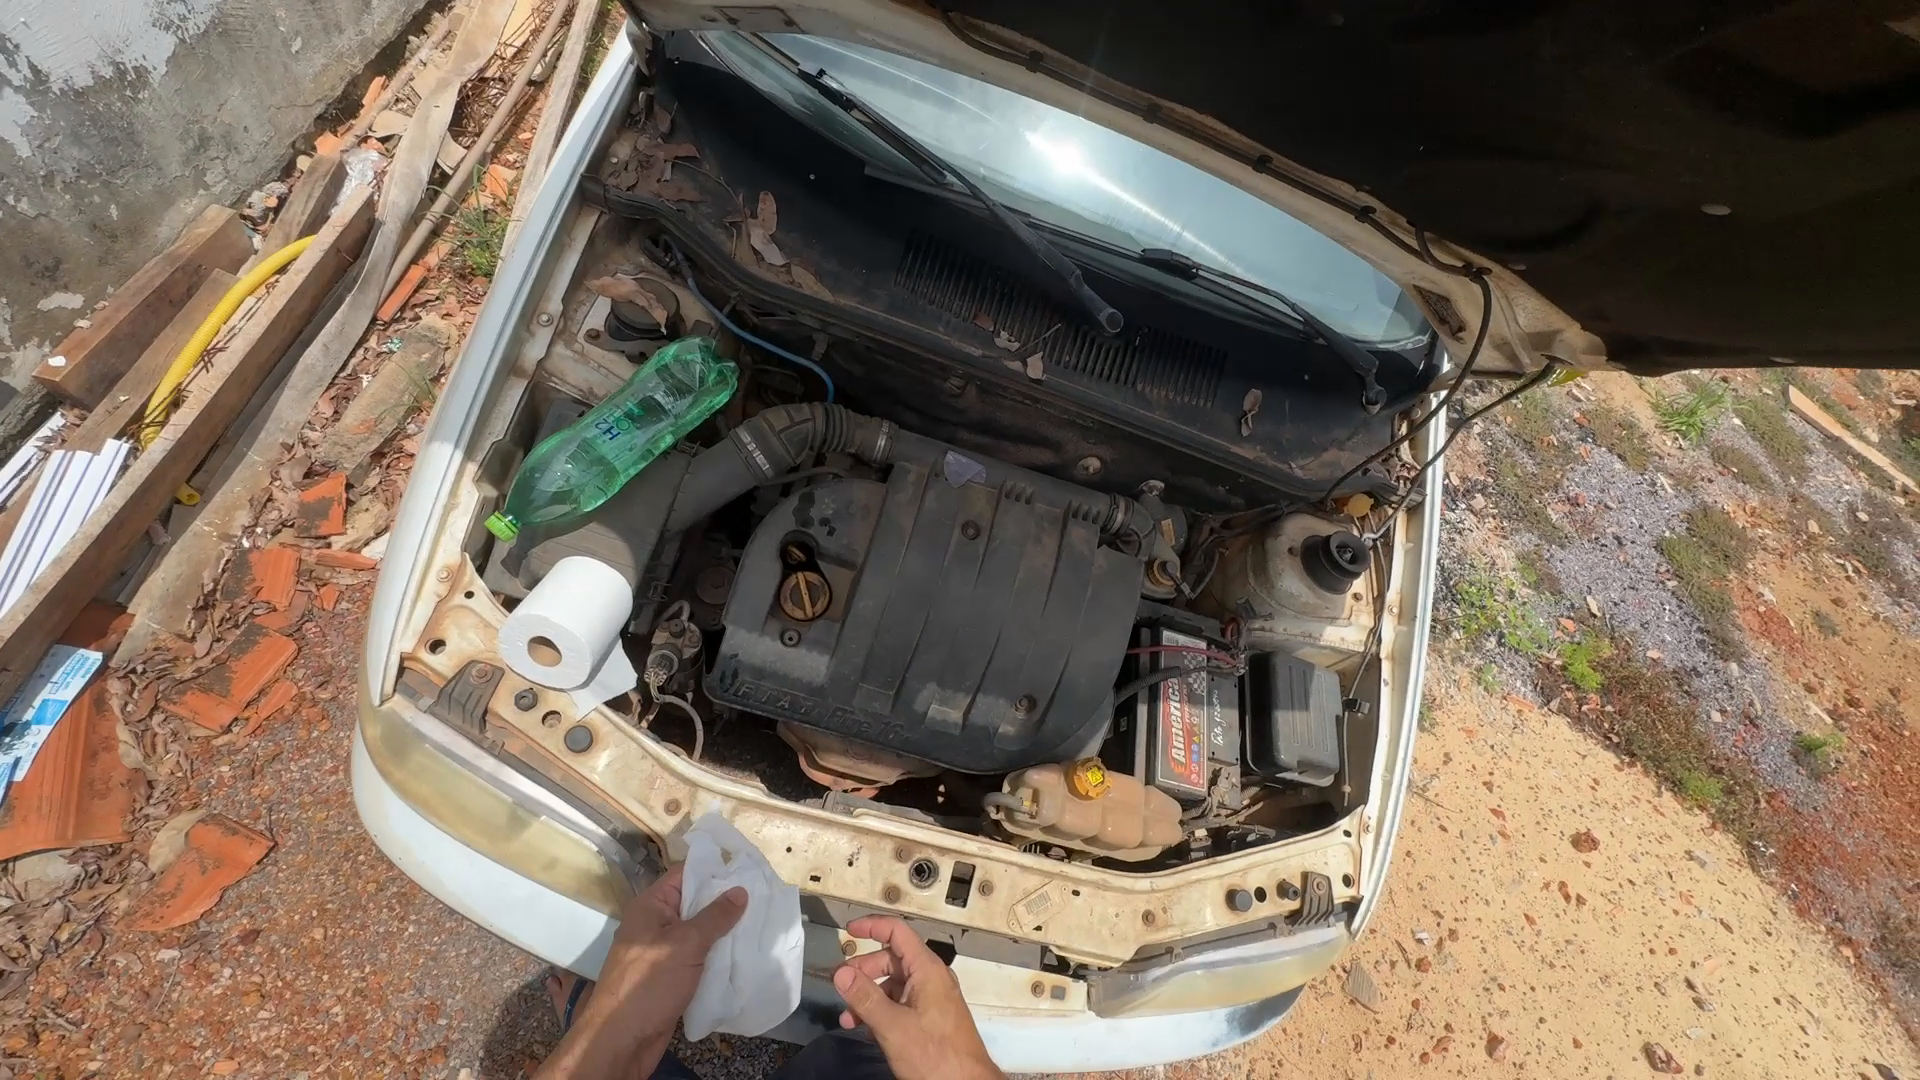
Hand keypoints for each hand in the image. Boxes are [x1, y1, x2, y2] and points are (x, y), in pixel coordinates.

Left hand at [538, 864, 745, 1077]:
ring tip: (757, 920)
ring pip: (698, 930)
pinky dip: (716, 953)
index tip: (746, 867)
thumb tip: (740, 890)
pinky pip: (697, 955)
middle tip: (760, 893)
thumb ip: (716, 915)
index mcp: (651, 906)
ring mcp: (661, 951)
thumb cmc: (649, 984)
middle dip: (724, 900)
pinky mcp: (669, 976)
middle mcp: (655, 924)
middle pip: (694, 901)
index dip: (714, 868)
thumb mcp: (686, 943)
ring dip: (723, 929)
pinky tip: (741, 952)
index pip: (685, 873)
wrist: (621, 1044)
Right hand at [832, 916, 1003, 1079]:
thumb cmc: (935, 1054)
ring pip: (895, 984)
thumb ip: (866, 998)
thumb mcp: (893, 1026)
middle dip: (864, 971)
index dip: (872, 926)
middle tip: (841, 986)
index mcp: (927, 968)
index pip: (897, 931)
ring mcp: (933, 997)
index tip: (849, 930)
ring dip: (870, 997)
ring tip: (848, 1018)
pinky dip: (882, 1011)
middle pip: (892, 959)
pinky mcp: (931, 1017)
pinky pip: (902, 1003)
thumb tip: (841, 972)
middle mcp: (931, 976)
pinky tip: (867, 1029)